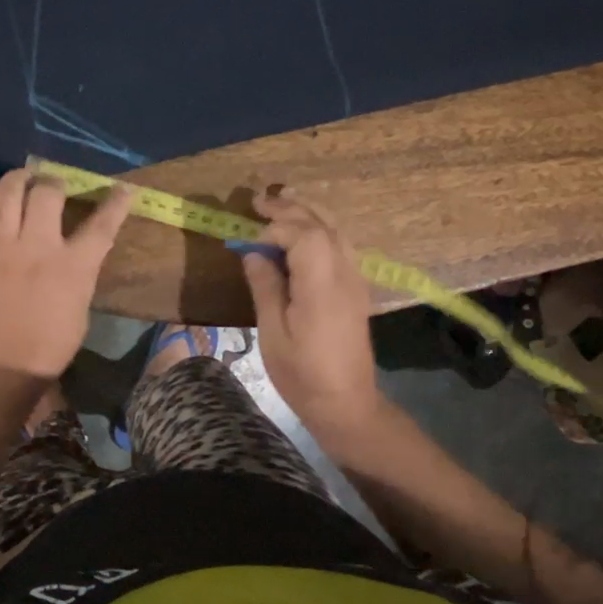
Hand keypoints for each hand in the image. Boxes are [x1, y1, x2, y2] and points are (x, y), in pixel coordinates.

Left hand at [0, 164, 133, 379]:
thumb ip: (81, 274)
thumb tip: (81, 251)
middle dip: (55, 183)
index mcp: (72, 266)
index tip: (122, 189)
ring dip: (18, 178)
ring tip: (23, 176)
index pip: (102, 224)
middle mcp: (36, 246)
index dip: (116, 203)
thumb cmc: (47, 348)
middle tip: (55, 186)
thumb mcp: (80, 310)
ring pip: (7, 193)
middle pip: (48, 194)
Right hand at [241, 191, 380, 431]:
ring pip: (336, 231)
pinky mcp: (356, 290)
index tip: (246, 237)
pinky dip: (321, 230)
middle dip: (291, 209)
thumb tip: (253, 253)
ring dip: (309, 214)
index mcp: (321, 284)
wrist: (345, 402)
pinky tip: (304, 233)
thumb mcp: (272, 332)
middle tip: (258, 201)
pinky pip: (341, 246)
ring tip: (282, 203)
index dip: (273, 228)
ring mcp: (355, 280)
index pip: (301, 235)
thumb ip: (265, 286)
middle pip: (321, 225)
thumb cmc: (301, 373)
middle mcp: (344, 274)